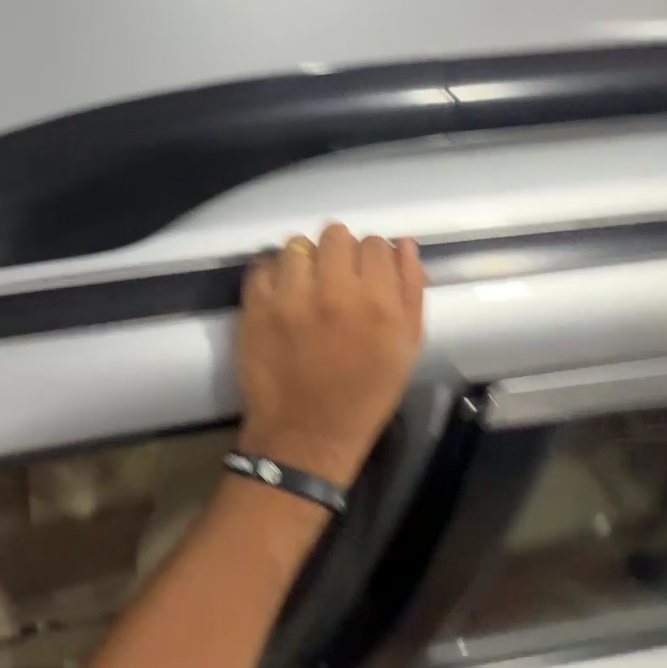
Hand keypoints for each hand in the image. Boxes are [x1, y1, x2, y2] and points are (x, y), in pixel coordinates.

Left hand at [235, 224, 428, 487]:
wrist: (305, 432)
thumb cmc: (363, 394)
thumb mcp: (405, 348)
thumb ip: (410, 290)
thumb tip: (403, 243)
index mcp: (377, 302)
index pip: (375, 243)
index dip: (371, 257)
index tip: (364, 275)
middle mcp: (333, 290)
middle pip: (335, 235)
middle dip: (338, 252)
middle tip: (334, 278)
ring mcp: (290, 295)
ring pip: (297, 244)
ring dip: (304, 260)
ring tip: (305, 285)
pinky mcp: (256, 303)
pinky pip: (264, 264)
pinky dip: (273, 274)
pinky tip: (282, 295)